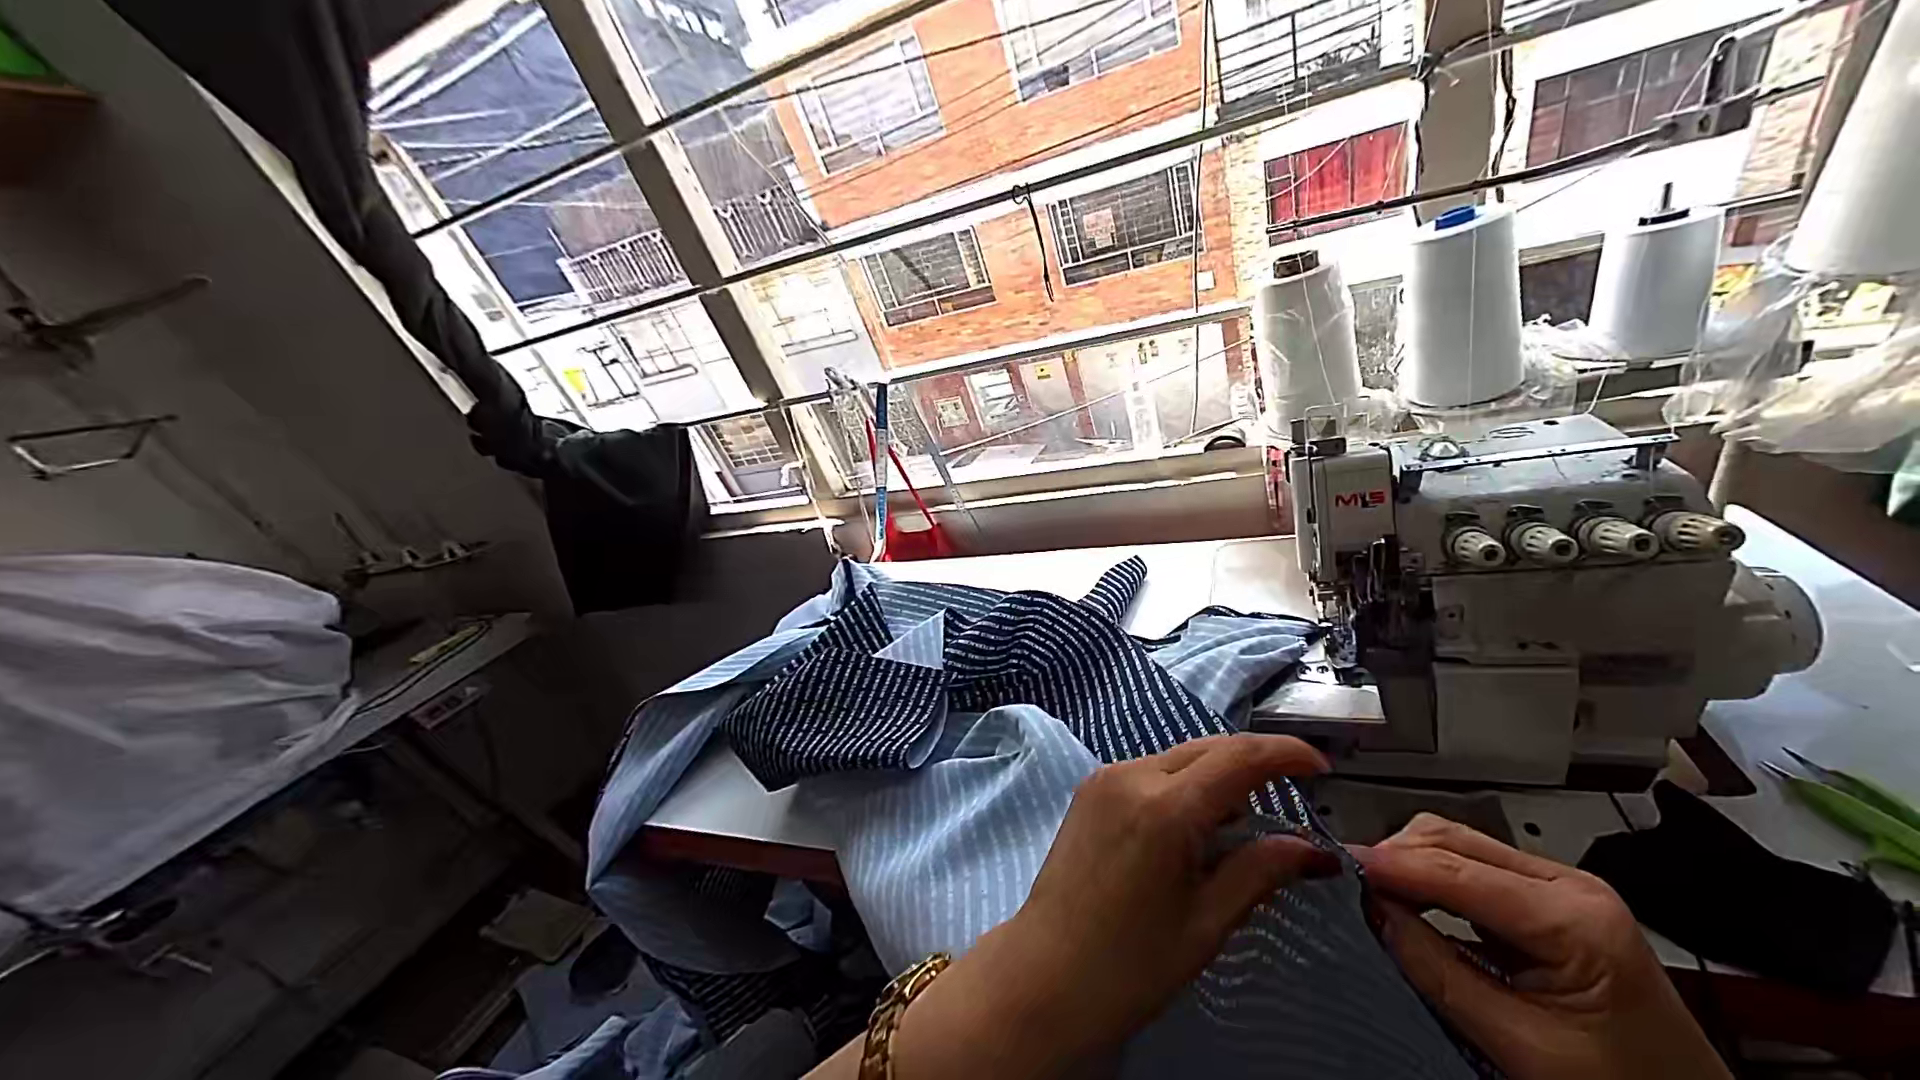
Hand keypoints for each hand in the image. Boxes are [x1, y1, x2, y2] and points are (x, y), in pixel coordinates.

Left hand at [892, 734, 1338, 1078]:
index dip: (1286, 754)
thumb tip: (1313, 849)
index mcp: (1164, 807)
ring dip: (1216, 778)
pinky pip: (1150, 771)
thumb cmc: (1130, 964)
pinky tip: (1192, 828)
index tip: (1320, 767)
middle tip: (1289, 803)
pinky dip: (1182, 786)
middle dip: (1253, 765)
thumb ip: (1260, 871)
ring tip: (1238, 830)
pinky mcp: (1089, 789)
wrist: (1044, 973)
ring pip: (1178, 758)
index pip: (1238, 756)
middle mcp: (1130, 776)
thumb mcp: (1206, 921)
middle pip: (1208, 749)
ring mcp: (1103, 778)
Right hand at [1352, 814, 1731, 1079]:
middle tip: (1349, 887)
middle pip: (1450, 838)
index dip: (1386, 863)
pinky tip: (1410, 902)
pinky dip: (1429, 877)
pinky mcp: (1549, 897)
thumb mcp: (1521, 1044)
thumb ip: (1438, 970)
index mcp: (1575, 918)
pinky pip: (1470, 865)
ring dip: (1408, 865)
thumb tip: (1372, 911)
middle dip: (1393, 857)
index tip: (1332, 866)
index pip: (1453, 868)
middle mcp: (1570, 884)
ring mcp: (1562, 886)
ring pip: (1454, 843)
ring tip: (1374, 897)